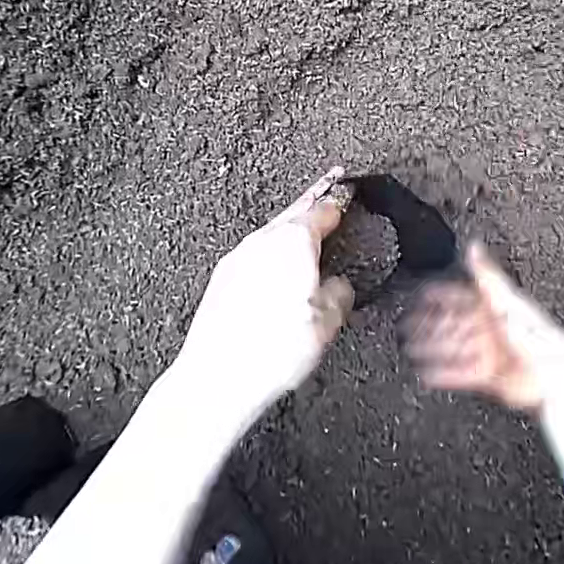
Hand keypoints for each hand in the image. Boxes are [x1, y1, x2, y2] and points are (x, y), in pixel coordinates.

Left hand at [172, 166, 356, 430]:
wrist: (215, 379)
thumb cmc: (269, 352)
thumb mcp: (327, 323)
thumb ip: (340, 294)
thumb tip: (340, 286)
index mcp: (294, 242)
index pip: (324, 207)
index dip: (340, 197)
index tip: (348, 189)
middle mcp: (264, 241)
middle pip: (296, 210)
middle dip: (315, 197)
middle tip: (329, 184)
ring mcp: (240, 257)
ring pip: (274, 229)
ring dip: (293, 222)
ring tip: (307, 225)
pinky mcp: (224, 277)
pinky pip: (256, 251)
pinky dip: (273, 248)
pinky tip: (277, 265)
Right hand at [403, 242, 563, 416]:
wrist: (552, 375)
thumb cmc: (534, 335)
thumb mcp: (504, 298)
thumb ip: (485, 273)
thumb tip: (473, 245)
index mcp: (493, 305)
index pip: (459, 296)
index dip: (439, 295)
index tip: (421, 294)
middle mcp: (490, 326)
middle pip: (453, 323)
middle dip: (430, 324)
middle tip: (407, 326)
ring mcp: (489, 351)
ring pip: (454, 348)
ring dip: (432, 349)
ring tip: (411, 350)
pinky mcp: (491, 374)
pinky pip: (461, 372)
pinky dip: (444, 373)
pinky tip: (428, 374)